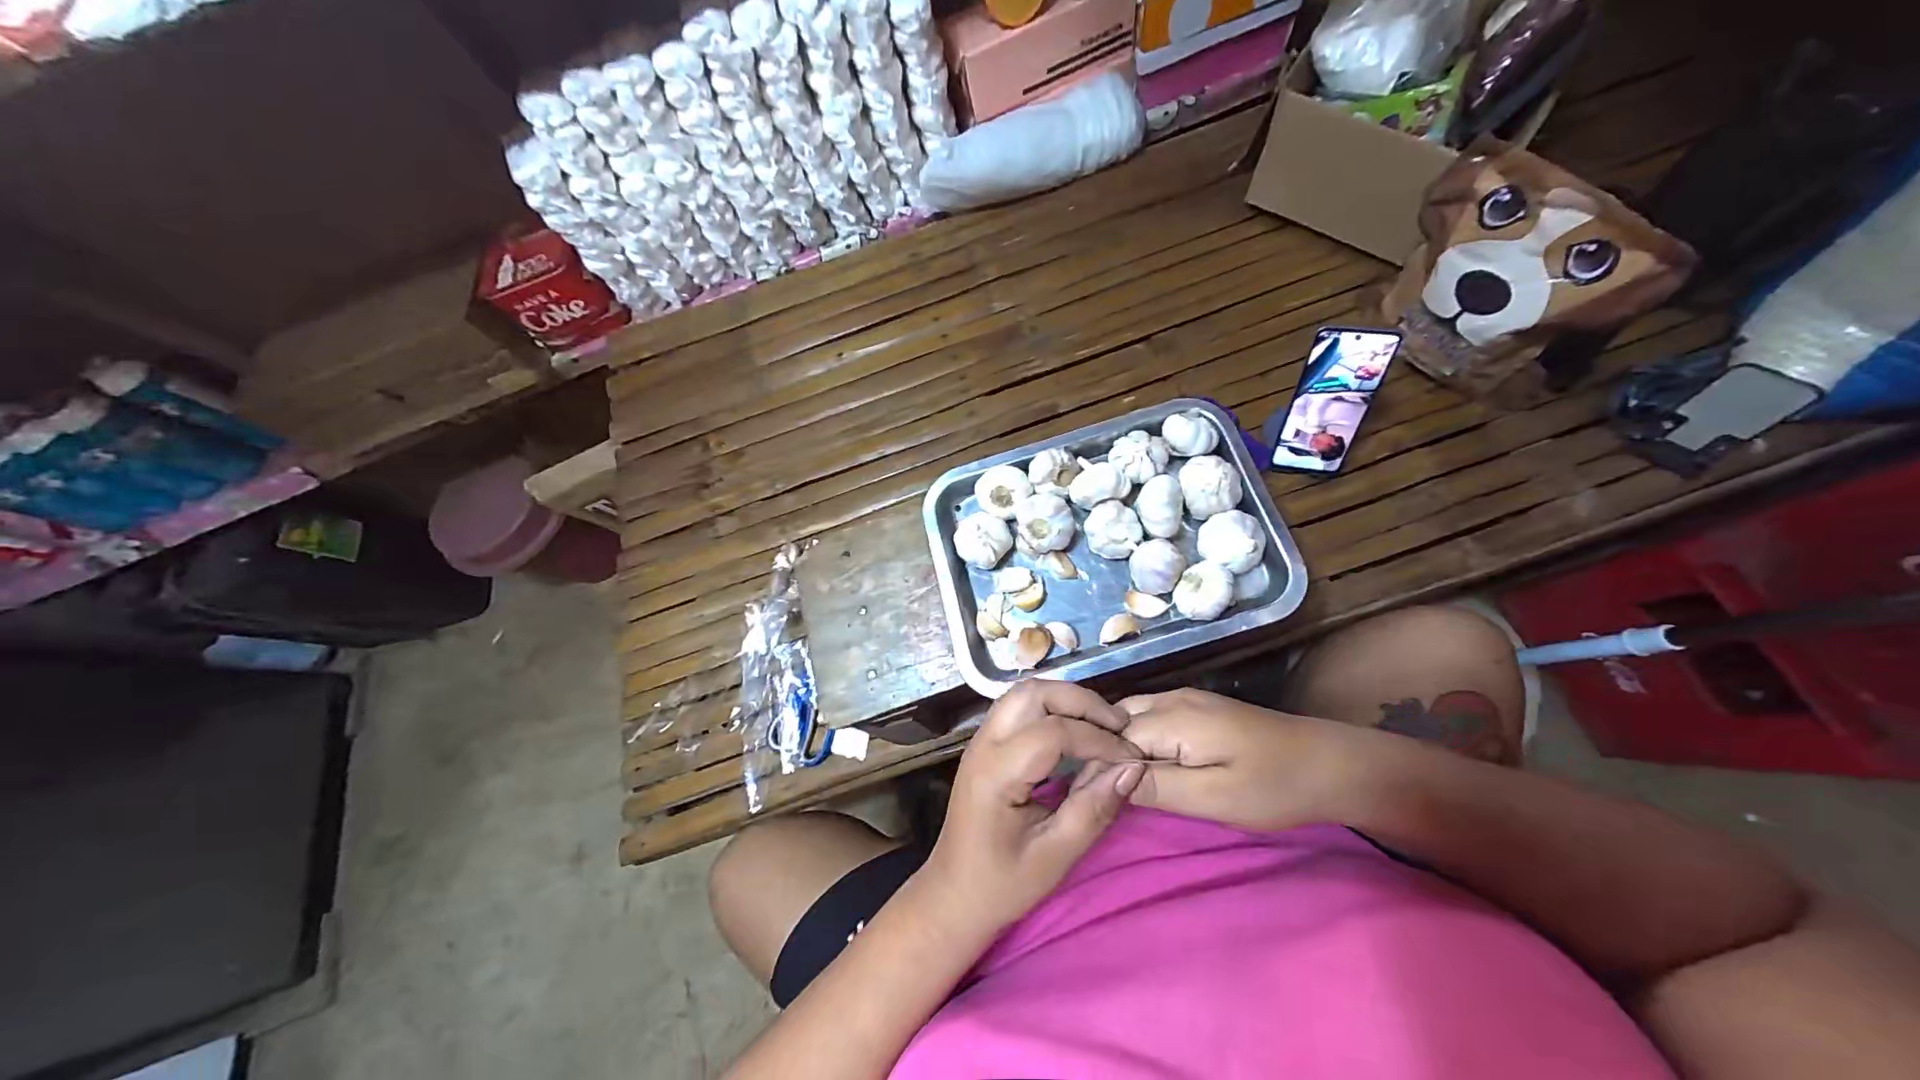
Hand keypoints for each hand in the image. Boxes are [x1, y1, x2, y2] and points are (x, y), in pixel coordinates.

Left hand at [919, 680, 1144, 932]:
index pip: (1054, 731)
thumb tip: (1133, 768)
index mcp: (996, 773)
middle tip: (1118, 728)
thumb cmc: (1001, 884)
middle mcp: (984, 745)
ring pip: (1025, 694)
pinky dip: (1052, 710)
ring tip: (1102, 728)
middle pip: (1034, 693)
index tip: (1131, 760)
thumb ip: (1094, 808)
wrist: (952, 896)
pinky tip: (1077, 734)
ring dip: (1066, 701)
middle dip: (1081, 702)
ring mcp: (981, 742)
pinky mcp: (986, 746)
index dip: (1098, 739)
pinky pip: (1020, 709)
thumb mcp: (1055, 856)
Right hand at [1118, 688, 1368, 830]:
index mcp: (1171, 718)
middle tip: (1103, 796)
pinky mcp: (1197, 707)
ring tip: (1119, 783)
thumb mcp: (1213, 798)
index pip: (1109, 740)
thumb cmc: (1273, 787)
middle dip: (1102, 753)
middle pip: (1114, 721)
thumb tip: (1104, 779)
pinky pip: (1150, 716)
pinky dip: (1138, 738)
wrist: (1331, 764)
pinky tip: (1146, 766)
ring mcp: (1184, 698)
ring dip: (1119, 746)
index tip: (1094, 802)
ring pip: (1129, 716)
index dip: (1098, 770)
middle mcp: (1170, 698)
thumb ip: (1155, 787)